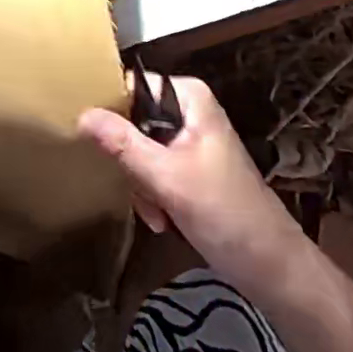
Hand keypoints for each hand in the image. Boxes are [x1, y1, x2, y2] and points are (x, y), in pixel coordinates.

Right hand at [77, 75, 307, 290]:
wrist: (270, 266)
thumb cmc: (224, 213)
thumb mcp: (167, 178)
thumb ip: (123, 145)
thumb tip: (82, 114)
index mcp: (189, 96)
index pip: (133, 85)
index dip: (112, 110)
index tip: (98, 142)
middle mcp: (189, 109)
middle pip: (134, 119)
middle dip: (132, 161)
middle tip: (141, 189)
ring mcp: (190, 138)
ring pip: (140, 148)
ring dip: (142, 184)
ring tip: (158, 213)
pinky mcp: (189, 165)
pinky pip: (153, 168)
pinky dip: (153, 194)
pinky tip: (164, 219)